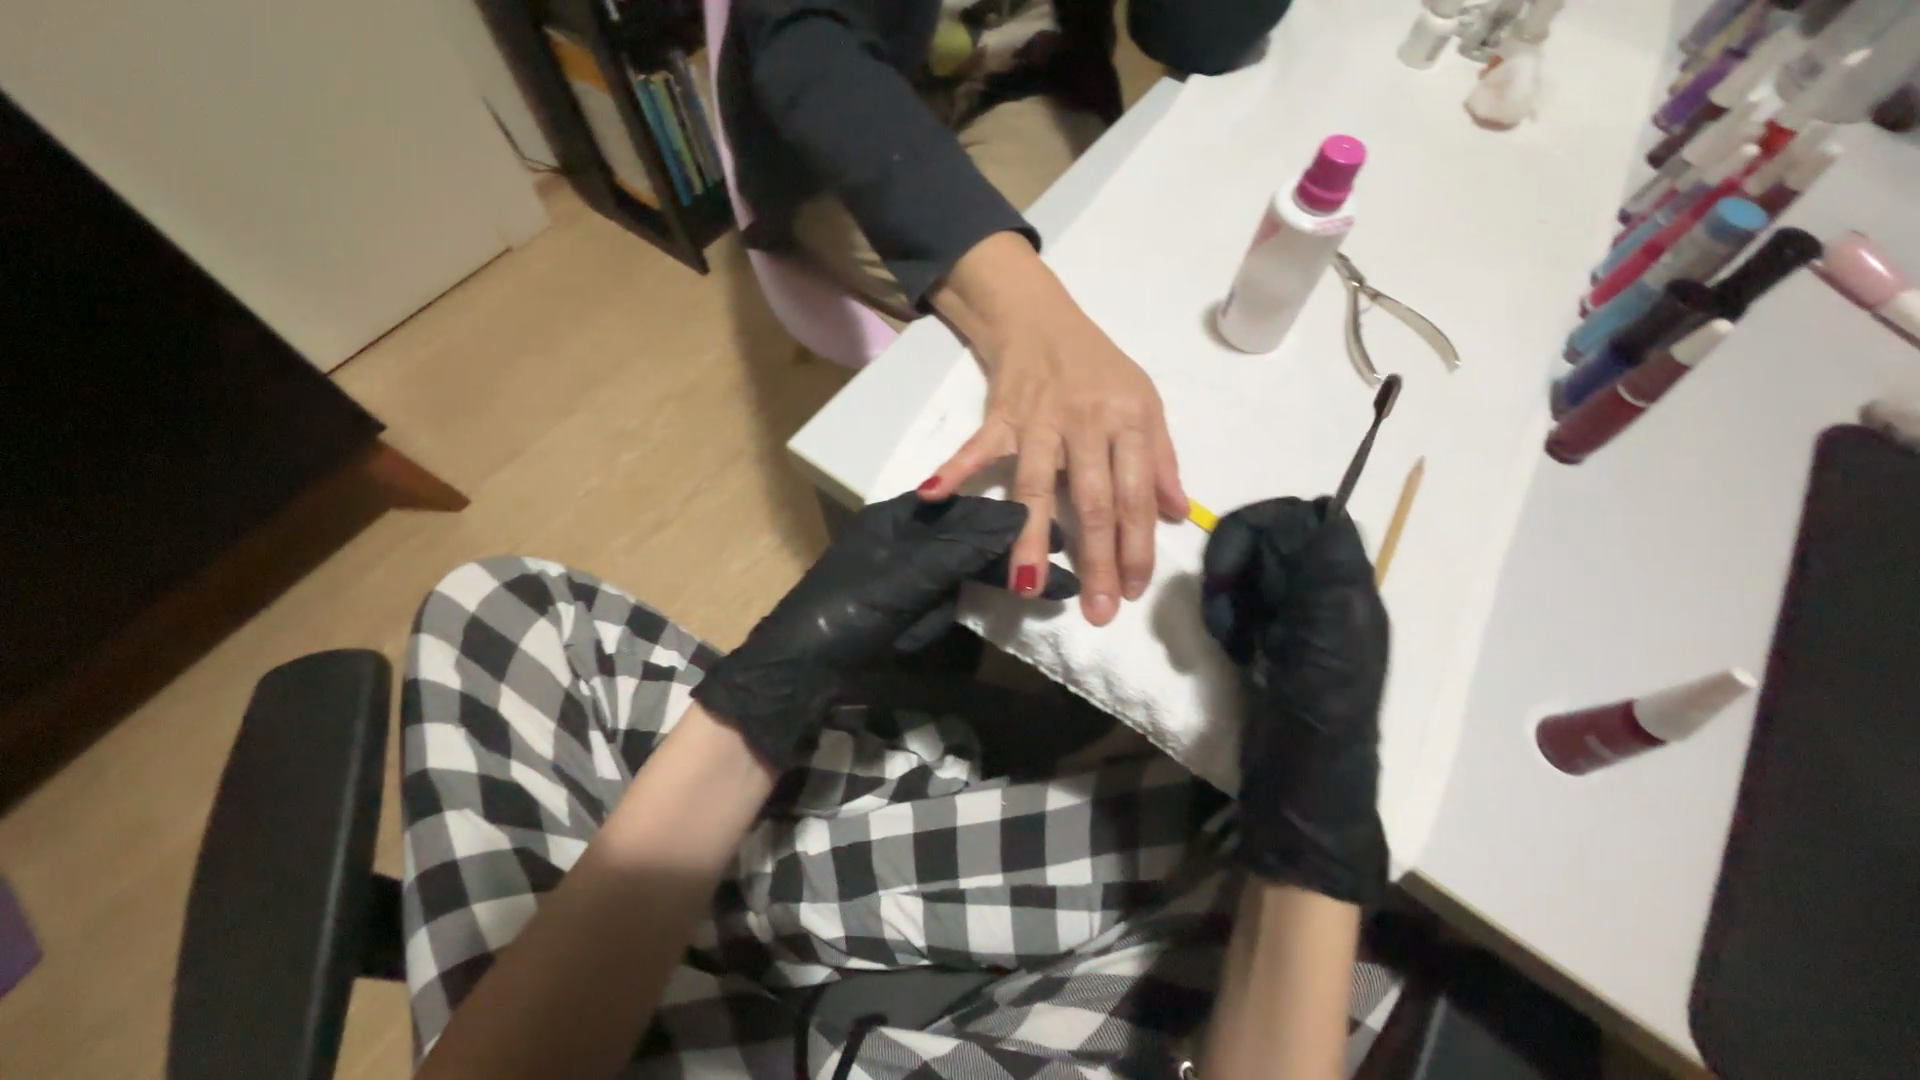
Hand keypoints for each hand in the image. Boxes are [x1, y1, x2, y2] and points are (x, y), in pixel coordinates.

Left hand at [692, 493, 1077, 771]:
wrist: (806, 666)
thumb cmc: (849, 607)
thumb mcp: (907, 575)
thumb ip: (961, 548)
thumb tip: (1019, 520)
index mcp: (897, 516)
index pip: (964, 505)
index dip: (1007, 514)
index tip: (1051, 522)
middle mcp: (910, 537)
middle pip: (972, 534)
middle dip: (1016, 545)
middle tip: (1066, 552)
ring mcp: (915, 573)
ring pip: (972, 565)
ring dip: (1010, 572)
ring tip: (1057, 582)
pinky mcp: (918, 605)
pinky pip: (963, 591)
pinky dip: (991, 594)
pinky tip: (1021, 595)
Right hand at [924, 233, 1184, 626]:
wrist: (1041, 318)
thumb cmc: (1099, 368)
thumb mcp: (1145, 403)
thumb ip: (1160, 460)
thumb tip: (1179, 515)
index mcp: (1128, 421)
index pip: (1135, 495)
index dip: (1137, 545)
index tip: (1132, 589)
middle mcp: (1086, 424)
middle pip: (1092, 500)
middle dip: (1096, 559)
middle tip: (1098, 611)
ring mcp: (1039, 421)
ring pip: (1037, 485)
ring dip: (1031, 536)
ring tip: (1028, 587)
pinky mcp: (1000, 416)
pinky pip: (977, 446)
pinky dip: (954, 468)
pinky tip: (932, 495)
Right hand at [1200, 497, 1389, 905]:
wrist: (1303, 786)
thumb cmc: (1318, 713)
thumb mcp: (1329, 636)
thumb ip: (1326, 573)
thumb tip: (1322, 512)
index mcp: (1347, 589)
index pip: (1306, 520)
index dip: (1258, 526)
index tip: (1224, 565)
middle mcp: (1324, 596)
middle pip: (1271, 541)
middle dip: (1234, 562)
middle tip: (1218, 606)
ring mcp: (1294, 620)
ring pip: (1249, 571)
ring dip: (1225, 592)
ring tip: (1223, 631)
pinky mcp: (1268, 643)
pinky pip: (1240, 605)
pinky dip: (1224, 615)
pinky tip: (1226, 644)